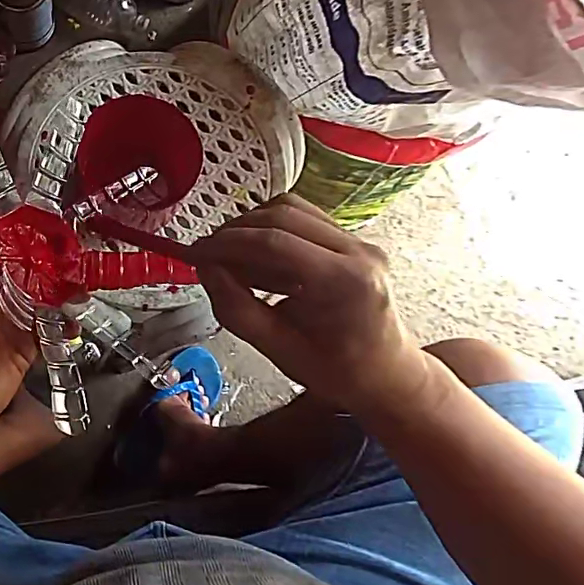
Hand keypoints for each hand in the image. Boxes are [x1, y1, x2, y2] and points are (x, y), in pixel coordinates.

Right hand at [192, 195, 437, 413]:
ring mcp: (360, 242)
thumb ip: (237, 309)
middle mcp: (358, 252)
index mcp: (344, 283)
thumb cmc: (337, 373)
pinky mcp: (354, 241)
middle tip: (206, 254)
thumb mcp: (278, 351)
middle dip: (236, 231)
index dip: (227, 243)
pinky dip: (271, 230)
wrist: (387, 375)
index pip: (274, 243)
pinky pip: (305, 219)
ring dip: (252, 225)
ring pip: (293, 209)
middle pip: (283, 216)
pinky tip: (256, 256)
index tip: (195, 253)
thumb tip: (205, 269)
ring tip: (229, 255)